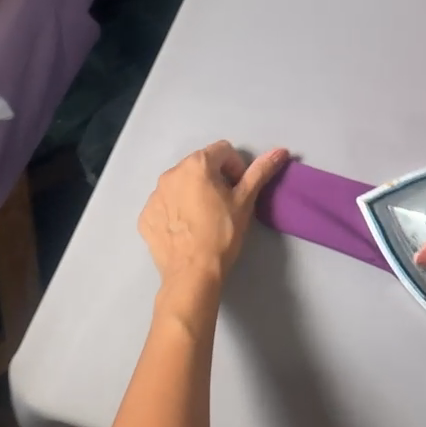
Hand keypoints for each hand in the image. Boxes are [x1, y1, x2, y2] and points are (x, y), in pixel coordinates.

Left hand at [138, 141, 289, 300]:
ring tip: (204, 217)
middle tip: (224, 203)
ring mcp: (154, 196)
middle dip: (214, 178)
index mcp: (196, 164)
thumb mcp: (245, 200)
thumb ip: (260, 171)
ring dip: (193, 192)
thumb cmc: (222, 233)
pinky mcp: (145, 217)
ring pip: (180, 184)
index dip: (236, 167)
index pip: (223, 151)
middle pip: (199, 165)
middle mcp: (171, 174)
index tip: (238, 190)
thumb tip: (280, 151)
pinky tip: (187, 229)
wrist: (192, 275)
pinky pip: (164, 204)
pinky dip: (176, 210)